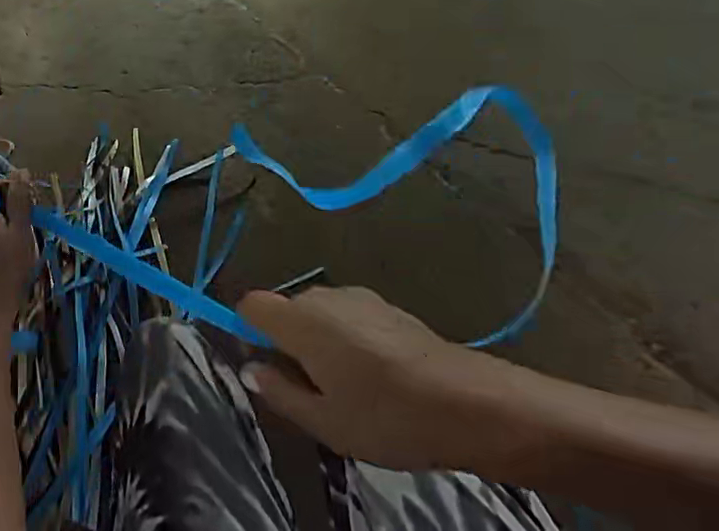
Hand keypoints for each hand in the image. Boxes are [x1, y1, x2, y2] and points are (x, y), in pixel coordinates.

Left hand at [0, 174, 36, 324]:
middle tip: (25, 234)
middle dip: (10, 213)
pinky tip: (1, 261)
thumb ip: (20, 201)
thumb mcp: (21, 234)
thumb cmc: (9, 274)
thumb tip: (21, 171)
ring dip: (2, 227)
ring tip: (15, 249)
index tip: (31, 213)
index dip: (18, 195)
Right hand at [238, 286, 507, 470]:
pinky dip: (349, 337)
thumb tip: (251, 370)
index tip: (266, 363)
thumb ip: (280, 392)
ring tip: (350, 385)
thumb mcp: (326, 421)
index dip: (248, 329)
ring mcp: (356, 296)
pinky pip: (348, 315)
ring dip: (321, 339)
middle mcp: (322, 297)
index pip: (251, 304)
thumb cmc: (388, 416)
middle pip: (286, 308)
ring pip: (319, 313)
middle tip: (312, 387)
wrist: (470, 402)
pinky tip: (378, 374)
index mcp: (299, 320)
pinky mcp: (385, 304)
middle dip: (289, 340)